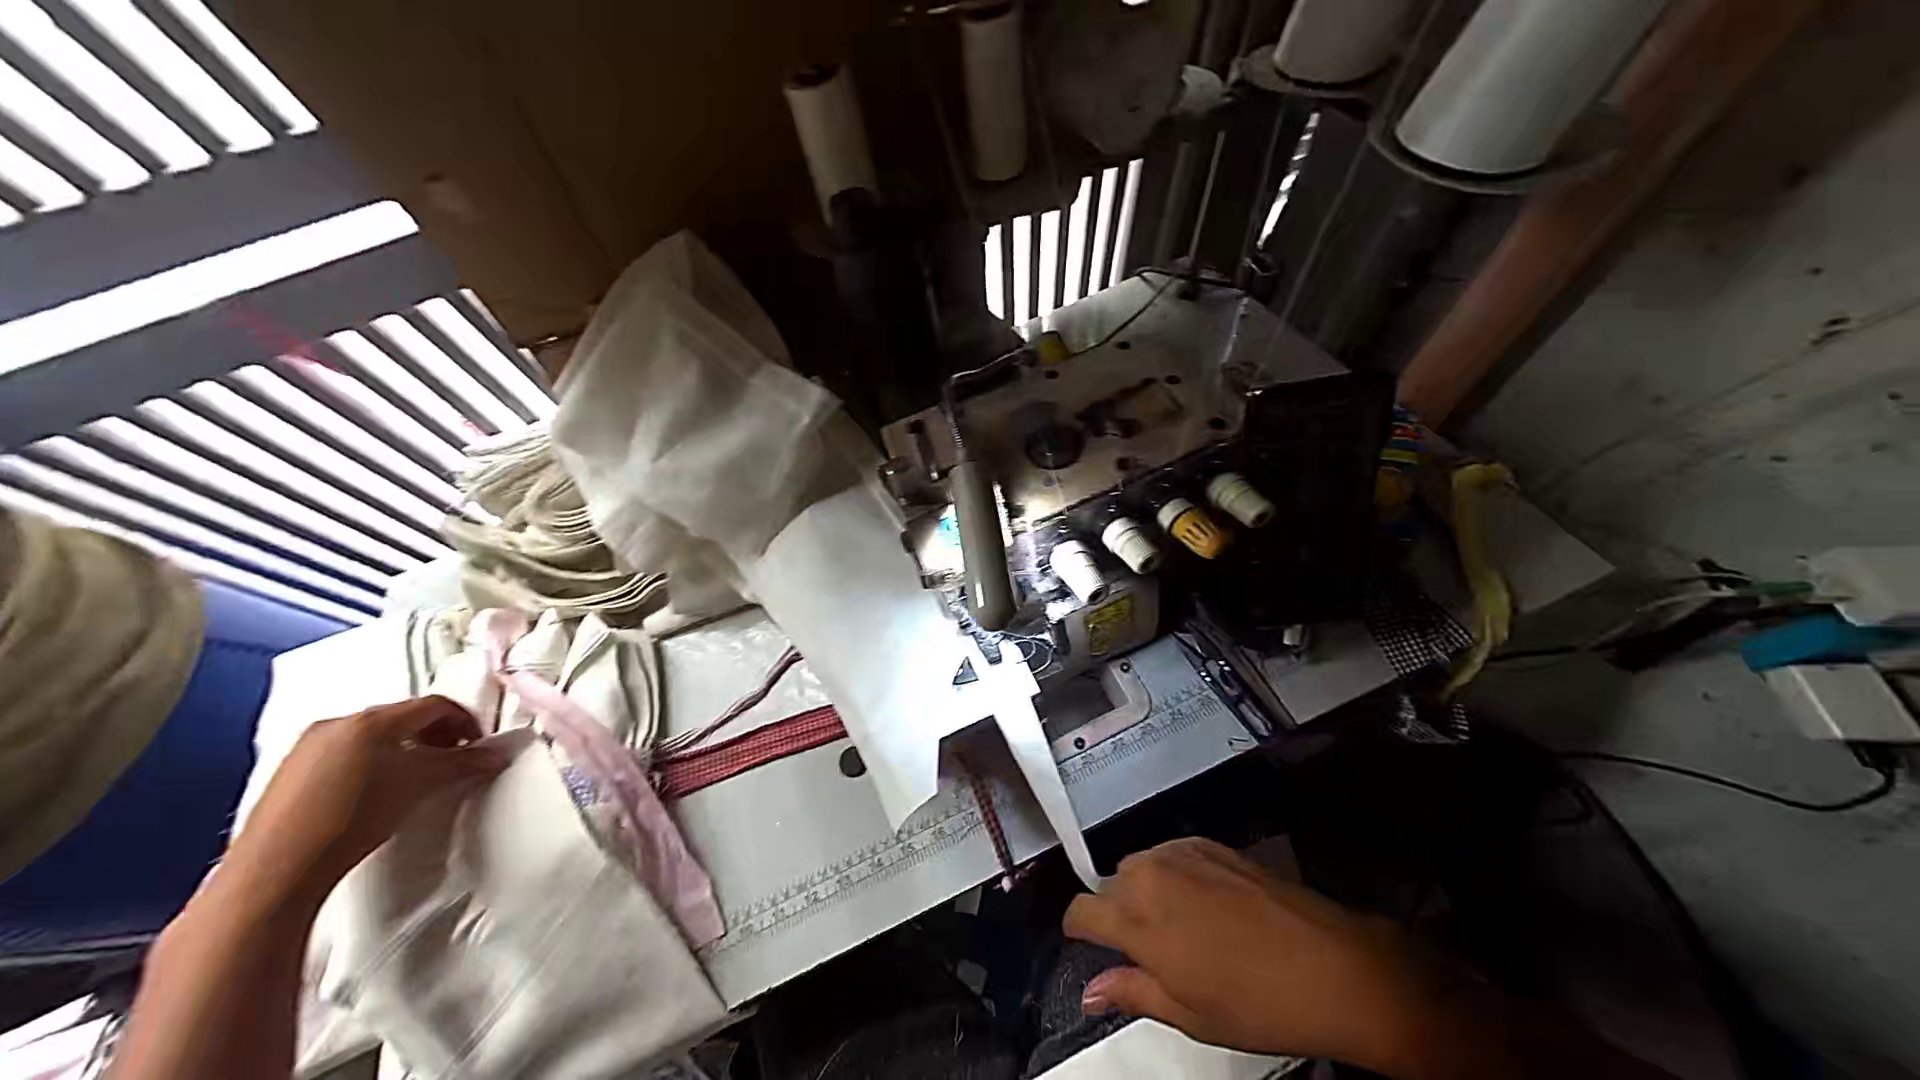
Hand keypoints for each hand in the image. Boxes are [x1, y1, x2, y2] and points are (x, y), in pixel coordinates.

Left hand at [222, 696, 513, 905]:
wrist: (278, 871)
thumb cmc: (349, 821)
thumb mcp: (422, 785)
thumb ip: (464, 764)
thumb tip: (492, 756)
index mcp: (370, 720)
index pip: (434, 705)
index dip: (464, 721)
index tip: (476, 744)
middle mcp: (336, 725)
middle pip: (403, 717)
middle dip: (435, 736)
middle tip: (453, 759)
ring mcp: (307, 748)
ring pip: (373, 736)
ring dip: (404, 750)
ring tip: (417, 779)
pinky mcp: (289, 773)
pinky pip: (345, 754)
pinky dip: (372, 764)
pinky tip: (379, 793)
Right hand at [1063, 838, 1445, 1071]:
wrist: (1331, 966)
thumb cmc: (1256, 1003)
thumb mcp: (1188, 1014)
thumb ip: (1130, 992)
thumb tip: (1089, 993)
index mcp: (1137, 920)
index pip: (1081, 911)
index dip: (1079, 931)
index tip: (1091, 946)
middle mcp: (1149, 875)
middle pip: (1108, 886)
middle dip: (1117, 913)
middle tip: (1150, 948)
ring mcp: (1179, 853)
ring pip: (1137, 866)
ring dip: (1143, 890)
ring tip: (1180, 925)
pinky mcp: (1208, 842)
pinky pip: (1169, 853)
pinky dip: (1172, 874)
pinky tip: (1204, 903)